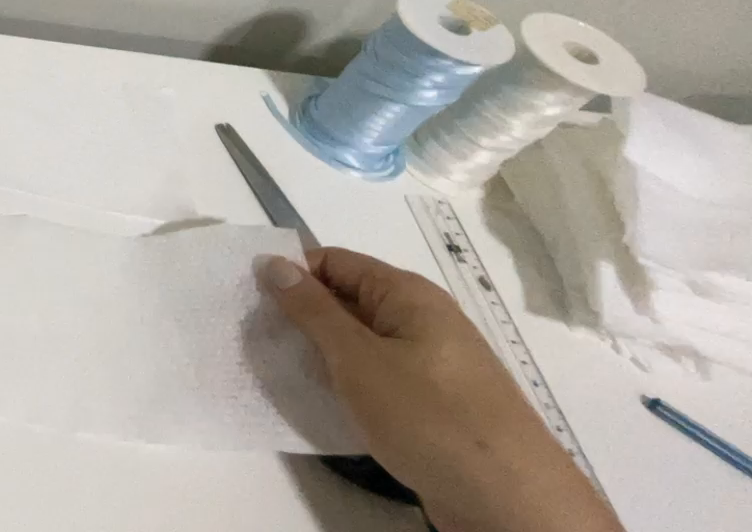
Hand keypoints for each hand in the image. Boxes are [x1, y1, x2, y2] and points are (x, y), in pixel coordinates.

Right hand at [262, 249, 622, 531]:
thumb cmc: (430, 417)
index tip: (253, 299)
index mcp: (409, 295)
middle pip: (347, 298)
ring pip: (360, 339)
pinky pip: (379, 372)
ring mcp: (433, 362)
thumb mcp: (356, 358)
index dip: (292, 274)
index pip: (333, 261)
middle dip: (303, 314)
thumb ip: (311, 308)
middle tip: (260, 335)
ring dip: (323, 350)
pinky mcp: (436, 400)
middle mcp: (424, 318)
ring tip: (285, 367)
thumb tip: (273, 261)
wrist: (516, 508)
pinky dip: (348, 379)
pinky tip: (325, 398)